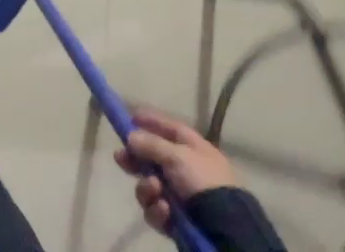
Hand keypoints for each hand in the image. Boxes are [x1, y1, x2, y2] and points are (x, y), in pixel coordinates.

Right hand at [113, 109, 237, 234]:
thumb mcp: (177, 156)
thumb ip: (151, 144)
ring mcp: (179, 196)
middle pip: (151, 159)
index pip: (169, 128)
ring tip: (155, 189)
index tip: (129, 117)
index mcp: (194, 149)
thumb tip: (130, 136)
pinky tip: (165, 210)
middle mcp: (185, 170)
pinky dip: (157, 209)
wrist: (224, 227)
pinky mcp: (175, 219)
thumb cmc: (202, 181)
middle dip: (135, 160)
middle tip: (121, 158)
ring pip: (148, 186)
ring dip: (147, 187)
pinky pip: (155, 210)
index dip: (150, 121)